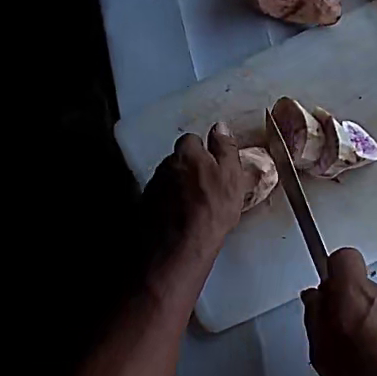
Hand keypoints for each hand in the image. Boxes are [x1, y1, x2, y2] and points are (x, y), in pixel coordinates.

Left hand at [142, 124, 253, 262]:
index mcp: (186, 154)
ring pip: (168, 180)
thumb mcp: (231, 178)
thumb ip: (226, 150)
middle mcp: (165, 166)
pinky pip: (160, 199)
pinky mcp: (145, 208)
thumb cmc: (211, 210)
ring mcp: (152, 187)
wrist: (178, 248)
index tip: (213, 166)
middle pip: (177, 160)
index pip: (191, 140)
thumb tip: (221, 127)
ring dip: (178, 187)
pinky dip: (169, 204)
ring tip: (194, 206)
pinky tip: (180, 218)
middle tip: (205, 187)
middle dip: (189, 168)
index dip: (203, 151)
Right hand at [301, 248, 376, 375]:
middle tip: (343, 335)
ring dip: (374, 323)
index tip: (328, 292)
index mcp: (354, 295)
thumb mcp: (323, 355)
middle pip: (362, 286)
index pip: (343, 258)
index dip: (334, 272)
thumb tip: (315, 299)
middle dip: (351, 305)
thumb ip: (315, 318)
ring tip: (368, 357)